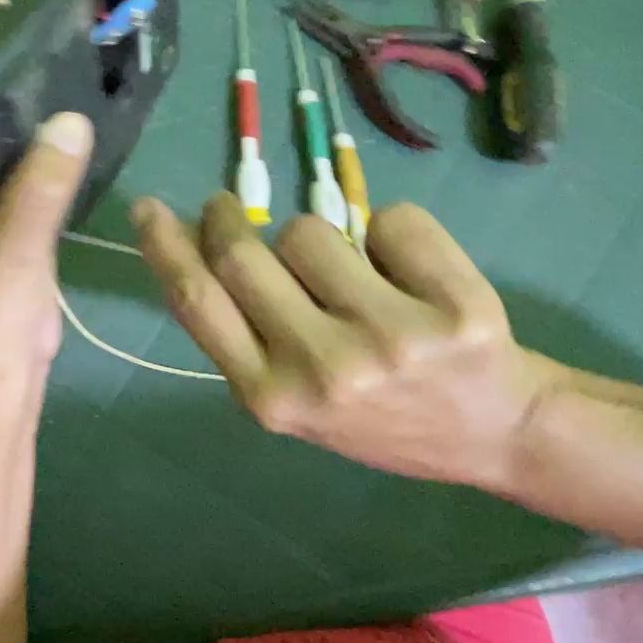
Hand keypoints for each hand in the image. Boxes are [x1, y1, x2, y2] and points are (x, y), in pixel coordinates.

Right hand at [131, 194, 566, 490]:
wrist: (493, 435)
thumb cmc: (377, 417)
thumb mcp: (292, 402)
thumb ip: (245, 338)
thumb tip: (199, 249)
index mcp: (271, 398)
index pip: (201, 305)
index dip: (167, 248)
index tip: (149, 209)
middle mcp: (323, 370)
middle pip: (243, 255)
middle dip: (225, 217)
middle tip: (226, 208)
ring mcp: (390, 339)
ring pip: (310, 231)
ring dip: (316, 238)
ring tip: (347, 273)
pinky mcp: (454, 308)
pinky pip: (392, 221)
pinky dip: (391, 232)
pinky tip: (406, 271)